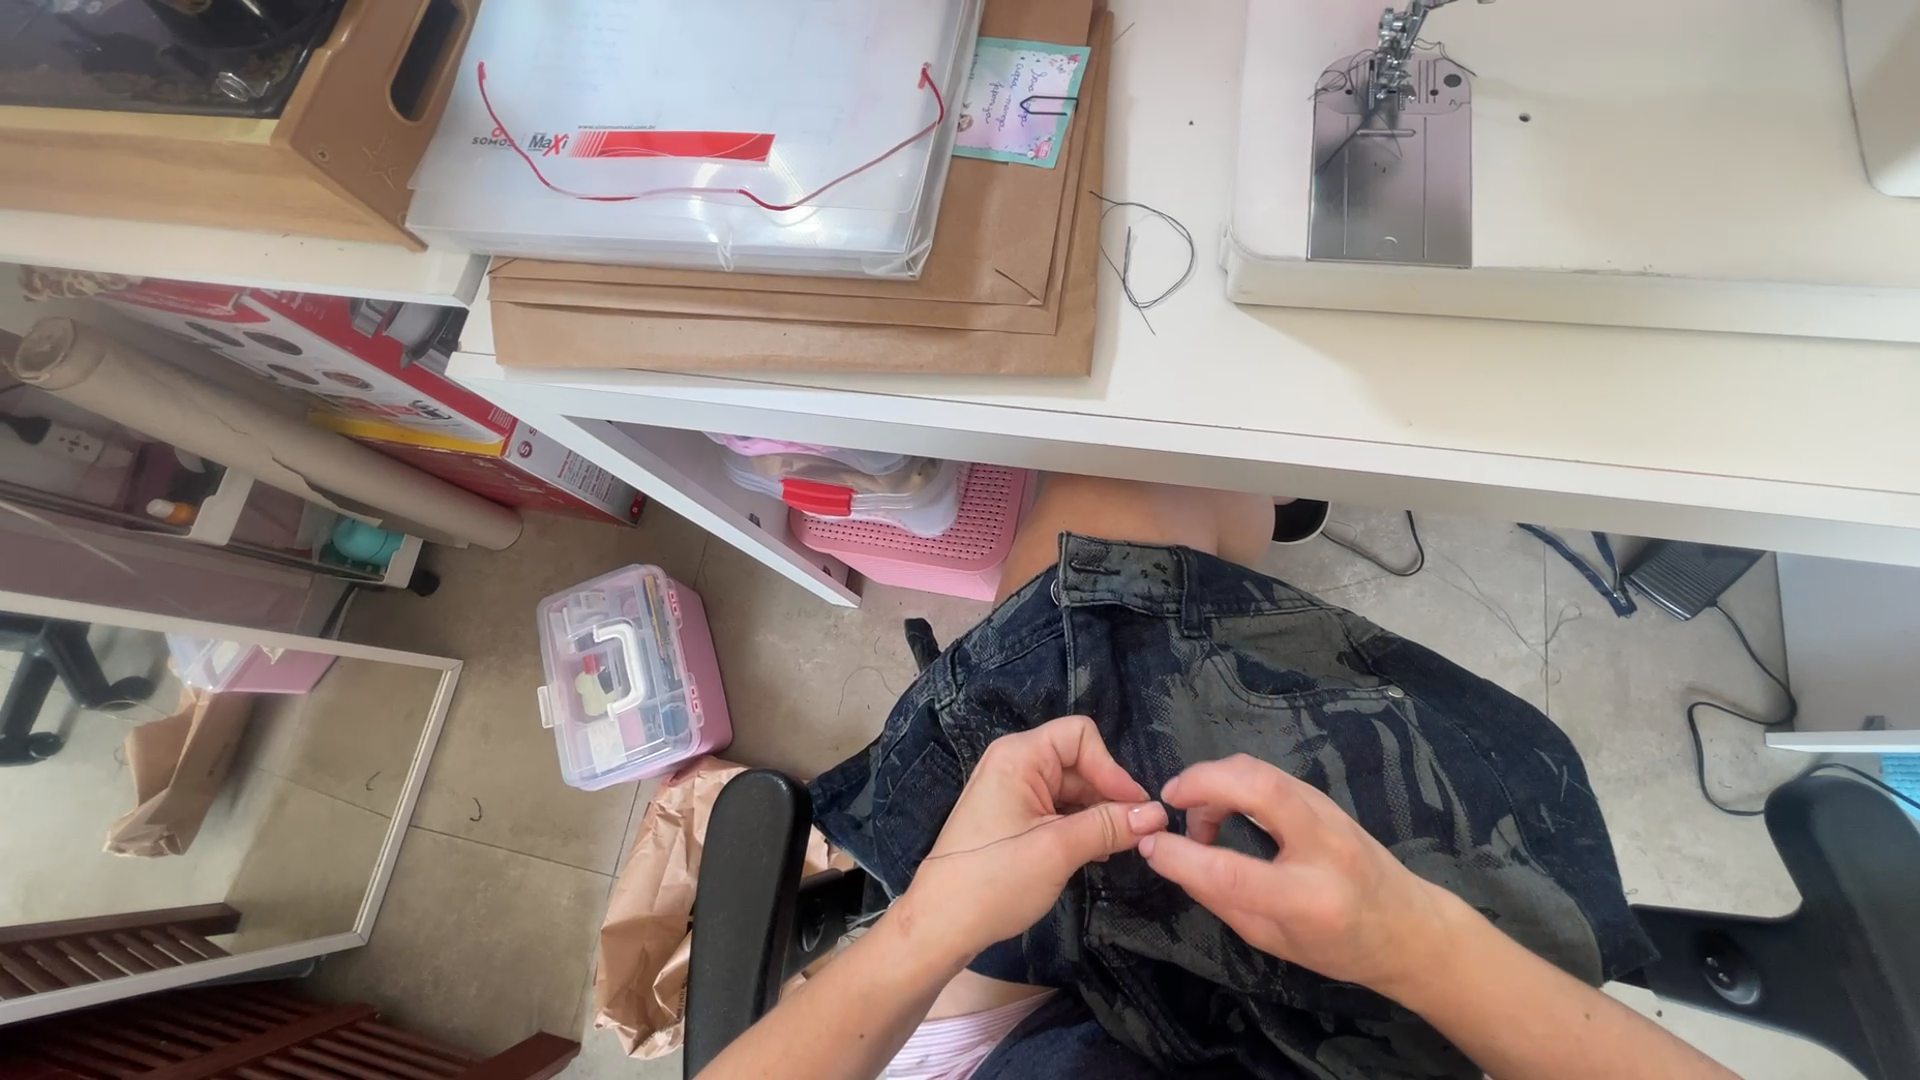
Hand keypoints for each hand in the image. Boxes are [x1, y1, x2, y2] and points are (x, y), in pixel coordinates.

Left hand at [894, 716, 1168, 964]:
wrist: (941, 924)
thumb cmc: (996, 879)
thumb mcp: (1058, 850)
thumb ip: (1108, 826)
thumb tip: (1156, 814)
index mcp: (1019, 755)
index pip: (1080, 736)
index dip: (1111, 768)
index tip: (1135, 808)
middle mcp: (1014, 763)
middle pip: (1077, 761)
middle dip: (1108, 793)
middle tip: (1137, 834)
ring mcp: (1011, 790)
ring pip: (1070, 788)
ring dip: (1097, 813)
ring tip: (1120, 847)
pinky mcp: (1012, 816)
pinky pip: (1056, 808)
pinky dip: (1079, 825)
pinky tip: (1097, 852)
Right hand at [1138, 754, 1459, 995]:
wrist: (1411, 929)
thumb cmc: (1340, 947)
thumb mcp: (1273, 940)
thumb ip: (1220, 898)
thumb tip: (1169, 858)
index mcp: (1310, 899)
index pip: (1232, 870)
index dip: (1180, 855)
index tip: (1148, 844)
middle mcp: (1323, 846)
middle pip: (1255, 786)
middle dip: (1202, 782)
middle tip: (1171, 798)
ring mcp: (1327, 813)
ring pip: (1258, 770)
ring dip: (1213, 780)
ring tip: (1194, 812)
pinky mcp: (1323, 796)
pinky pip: (1266, 773)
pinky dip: (1231, 781)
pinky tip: (1220, 805)